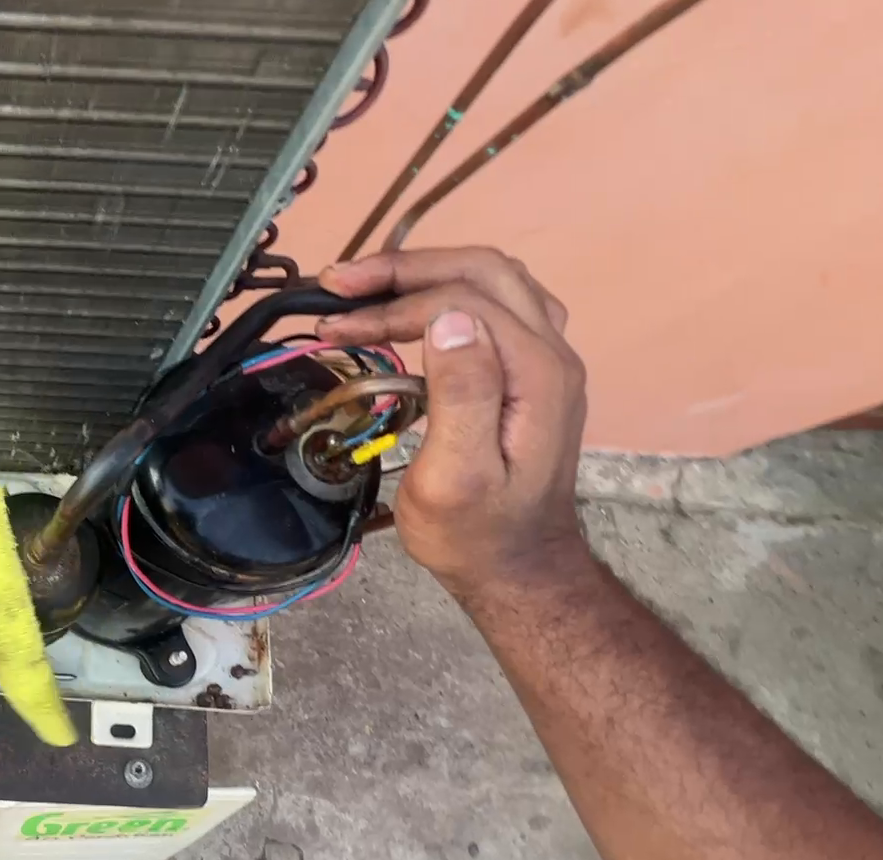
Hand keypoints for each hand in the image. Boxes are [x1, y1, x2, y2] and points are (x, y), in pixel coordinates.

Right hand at [316, 247, 595, 602]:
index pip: (462, 302)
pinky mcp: (525, 372)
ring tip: (360, 290)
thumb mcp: (457, 475)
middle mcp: (549, 353)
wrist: (515, 565)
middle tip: (336, 284)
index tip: (333, 328)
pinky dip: (440, 295)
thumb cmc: (474, 531)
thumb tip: (448, 321)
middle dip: (403, 269)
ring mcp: (542, 359)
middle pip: (482, 272)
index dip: (393, 305)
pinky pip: (491, 306)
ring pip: (489, 280)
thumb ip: (462, 395)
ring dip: (421, 275)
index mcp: (535, 374)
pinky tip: (406, 311)